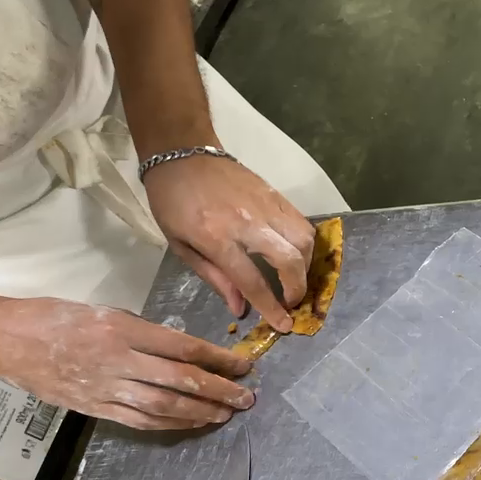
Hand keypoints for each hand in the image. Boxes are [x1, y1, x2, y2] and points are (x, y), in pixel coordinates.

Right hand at [0, 297, 253, 429]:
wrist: (2, 338)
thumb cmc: (60, 318)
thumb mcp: (111, 313)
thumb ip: (149, 334)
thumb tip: (190, 353)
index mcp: (124, 330)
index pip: (184, 347)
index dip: (220, 359)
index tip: (244, 367)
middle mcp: (117, 359)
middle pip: (180, 379)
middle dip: (220, 391)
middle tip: (247, 398)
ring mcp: (104, 387)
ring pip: (163, 406)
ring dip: (201, 412)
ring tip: (227, 413)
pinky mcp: (92, 408)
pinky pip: (140, 421)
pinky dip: (172, 424)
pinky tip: (193, 423)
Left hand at [142, 153, 314, 332]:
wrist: (182, 154)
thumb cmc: (173, 202)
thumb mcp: (181, 245)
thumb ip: (215, 277)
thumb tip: (240, 308)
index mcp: (217, 238)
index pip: (252, 280)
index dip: (270, 307)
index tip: (284, 325)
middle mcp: (248, 223)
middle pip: (289, 261)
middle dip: (297, 287)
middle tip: (292, 301)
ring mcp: (267, 208)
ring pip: (304, 242)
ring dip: (306, 266)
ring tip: (296, 277)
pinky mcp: (279, 197)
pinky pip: (304, 225)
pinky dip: (307, 245)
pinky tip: (298, 254)